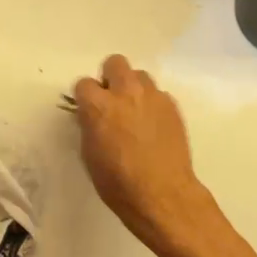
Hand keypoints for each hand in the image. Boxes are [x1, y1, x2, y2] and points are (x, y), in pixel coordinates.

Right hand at [72, 55, 213, 248]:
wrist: (161, 194)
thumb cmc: (117, 182)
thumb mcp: (89, 154)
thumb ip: (89, 125)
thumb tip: (92, 116)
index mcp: (98, 106)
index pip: (83, 83)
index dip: (84, 97)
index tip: (87, 111)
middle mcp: (125, 92)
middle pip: (115, 63)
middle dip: (110, 78)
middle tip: (111, 101)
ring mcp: (153, 97)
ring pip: (140, 76)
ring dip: (133, 88)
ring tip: (134, 112)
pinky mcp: (173, 107)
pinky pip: (158, 94)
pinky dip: (152, 104)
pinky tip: (152, 126)